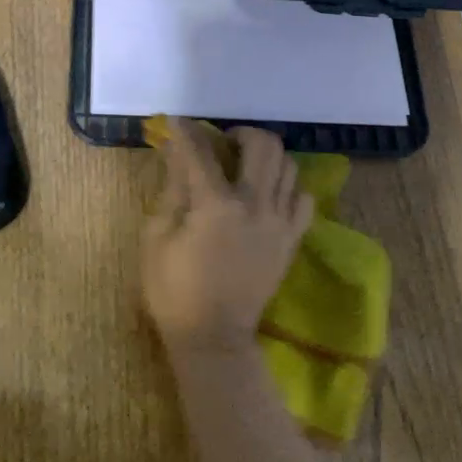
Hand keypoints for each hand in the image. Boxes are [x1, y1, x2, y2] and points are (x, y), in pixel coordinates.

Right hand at [142, 121, 314, 353]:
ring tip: (246, 166)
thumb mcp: (157, 237)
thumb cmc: (174, 290)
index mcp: (215, 205)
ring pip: (288, 166)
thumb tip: (175, 152)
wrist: (213, 339)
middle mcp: (254, 205)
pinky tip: (268, 194)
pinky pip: (303, 198)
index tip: (177, 122)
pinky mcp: (291, 240)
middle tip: (223, 144)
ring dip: (266, 156)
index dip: (186, 131)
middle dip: (239, 133)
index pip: (201, 151)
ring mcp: (279, 222)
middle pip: (262, 145)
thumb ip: (172, 189)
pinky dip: (288, 187)